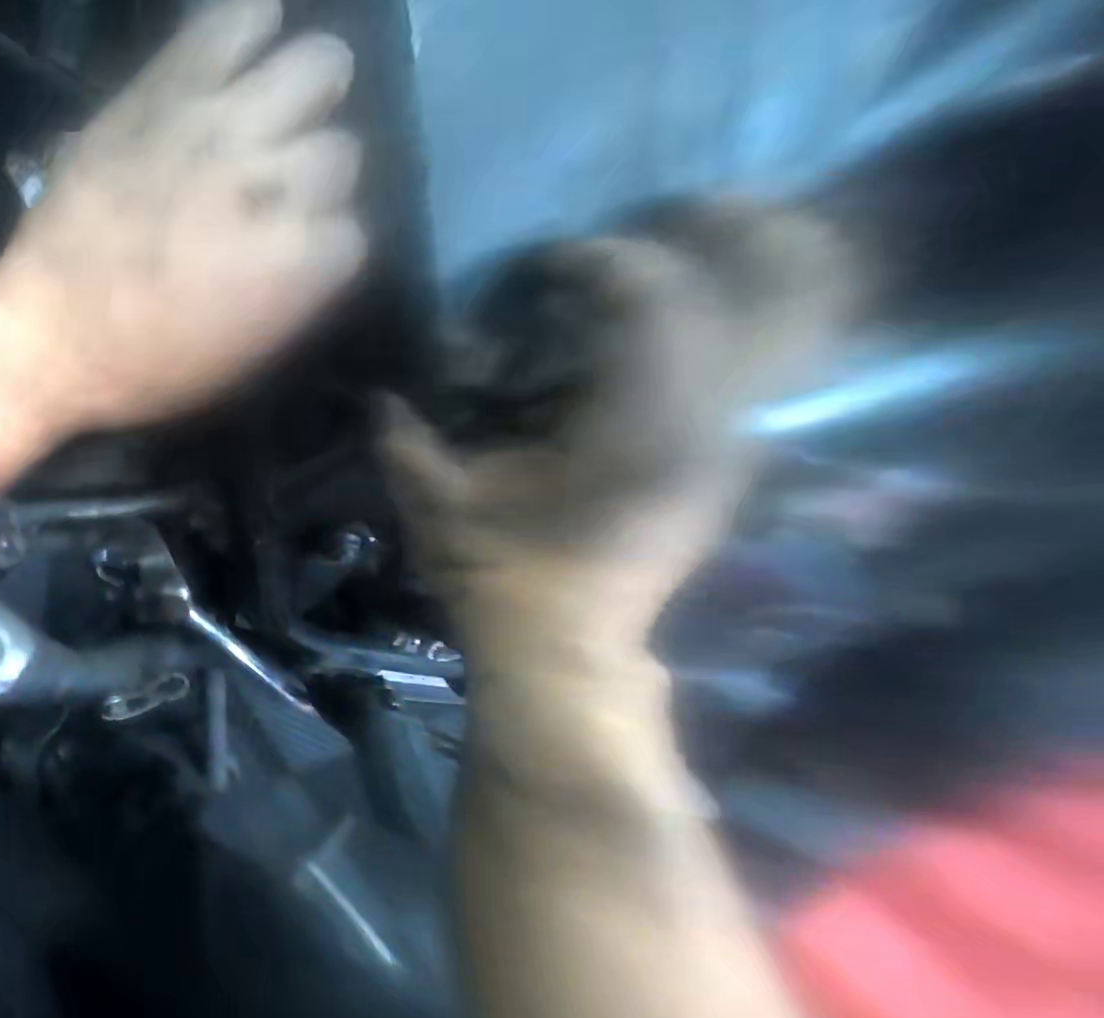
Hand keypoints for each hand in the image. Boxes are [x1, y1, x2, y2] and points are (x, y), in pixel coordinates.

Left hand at [0, 0, 367, 436]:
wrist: (44, 341)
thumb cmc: (141, 373)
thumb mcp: (237, 365)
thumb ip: (292, 302)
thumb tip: (315, 253)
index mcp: (296, 269)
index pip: (354, 234)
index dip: (323, 249)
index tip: (294, 261)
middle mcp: (270, 188)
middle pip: (342, 154)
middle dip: (316, 181)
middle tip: (275, 196)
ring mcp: (216, 130)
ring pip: (315, 68)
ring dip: (307, 99)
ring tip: (275, 117)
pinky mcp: (160, 95)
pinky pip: (230, 23)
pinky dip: (248, 29)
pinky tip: (244, 52)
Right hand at [381, 201, 857, 645]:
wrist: (562, 649)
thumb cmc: (498, 577)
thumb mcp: (435, 506)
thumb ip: (404, 442)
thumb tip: (378, 395)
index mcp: (634, 431)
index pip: (653, 303)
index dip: (602, 261)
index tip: (547, 262)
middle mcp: (709, 424)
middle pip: (788, 290)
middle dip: (738, 229)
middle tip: (674, 208)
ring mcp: (731, 442)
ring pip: (800, 323)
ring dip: (752, 267)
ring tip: (689, 243)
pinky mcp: (725, 459)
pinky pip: (763, 362)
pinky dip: (732, 320)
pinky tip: (669, 323)